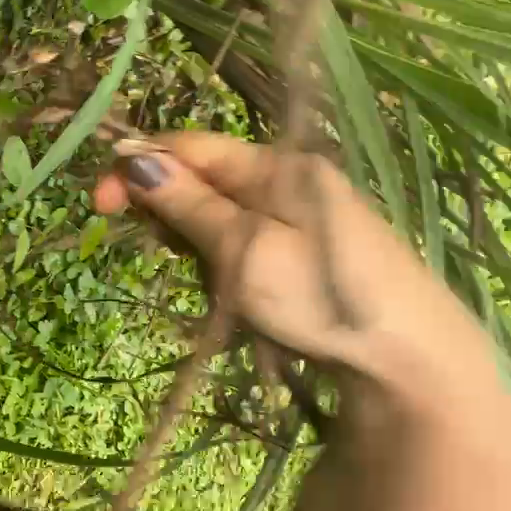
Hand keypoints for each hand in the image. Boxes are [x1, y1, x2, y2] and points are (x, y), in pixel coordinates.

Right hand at [93, 132, 509, 425]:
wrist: (410, 364)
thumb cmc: (320, 296)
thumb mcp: (242, 247)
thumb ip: (185, 201)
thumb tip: (132, 157)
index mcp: (274, 166)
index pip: (184, 147)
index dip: (134, 168)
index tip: (99, 207)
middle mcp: (283, 179)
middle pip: (193, 176)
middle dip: (163, 208)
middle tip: (163, 249)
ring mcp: (292, 213)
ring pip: (206, 210)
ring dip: (189, 239)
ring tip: (208, 277)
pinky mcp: (296, 246)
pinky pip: (231, 236)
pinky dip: (214, 257)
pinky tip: (229, 284)